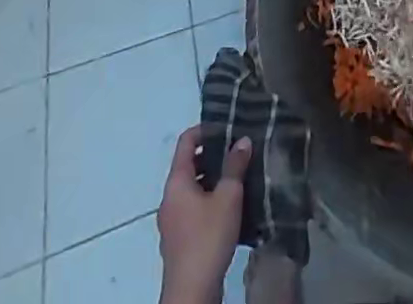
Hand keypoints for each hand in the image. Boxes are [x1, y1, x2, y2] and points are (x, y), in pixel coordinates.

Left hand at [158, 126, 252, 303]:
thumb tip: (242, 140)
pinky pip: (195, 207)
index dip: (205, 129)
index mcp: (177, 182)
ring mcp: (173, 219)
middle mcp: (170, 197)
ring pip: (193, 187)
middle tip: (240, 148)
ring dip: (214, 178)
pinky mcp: (181, 238)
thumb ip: (235, 166)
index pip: (186, 142)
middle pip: (189, 164)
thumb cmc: (208, 237)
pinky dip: (211, 199)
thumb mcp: (228, 197)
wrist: (192, 292)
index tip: (227, 125)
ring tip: (241, 174)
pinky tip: (233, 205)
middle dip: (213, 154)